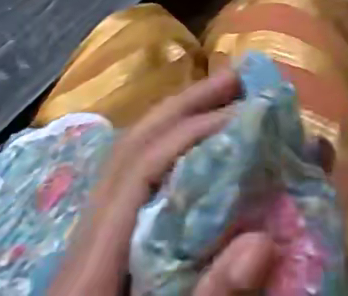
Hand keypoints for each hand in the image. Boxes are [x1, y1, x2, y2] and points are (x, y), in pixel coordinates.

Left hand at [47, 67, 276, 295]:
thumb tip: (262, 238)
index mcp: (90, 263)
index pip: (141, 167)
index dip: (193, 130)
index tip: (246, 114)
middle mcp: (84, 242)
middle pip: (130, 150)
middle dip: (185, 107)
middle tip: (238, 79)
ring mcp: (88, 251)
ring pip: (128, 164)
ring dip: (178, 125)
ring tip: (224, 102)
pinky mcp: (100, 267)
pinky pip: (135, 192)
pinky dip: (172, 159)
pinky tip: (202, 161)